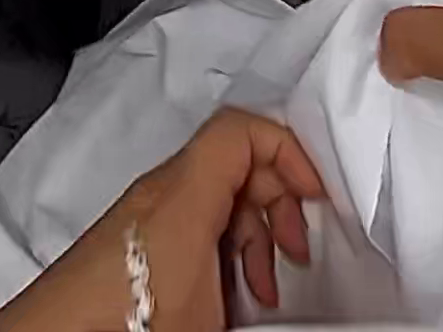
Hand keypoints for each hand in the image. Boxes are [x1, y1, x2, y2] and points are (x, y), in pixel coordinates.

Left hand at [0, 109, 324, 331]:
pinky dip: (227, 238)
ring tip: (265, 281)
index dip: (287, 151)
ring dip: (255, 225)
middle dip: (279, 196)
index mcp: (185, 192)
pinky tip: (234, 287)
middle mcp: (165, 186)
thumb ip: (264, 307)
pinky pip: (197, 209)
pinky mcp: (143, 228)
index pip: (240, 130)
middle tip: (295, 248)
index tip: (317, 194)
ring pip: (220, 185)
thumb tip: (293, 313)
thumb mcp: (214, 312)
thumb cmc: (125, 321)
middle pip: (237, 155)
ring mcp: (151, 204)